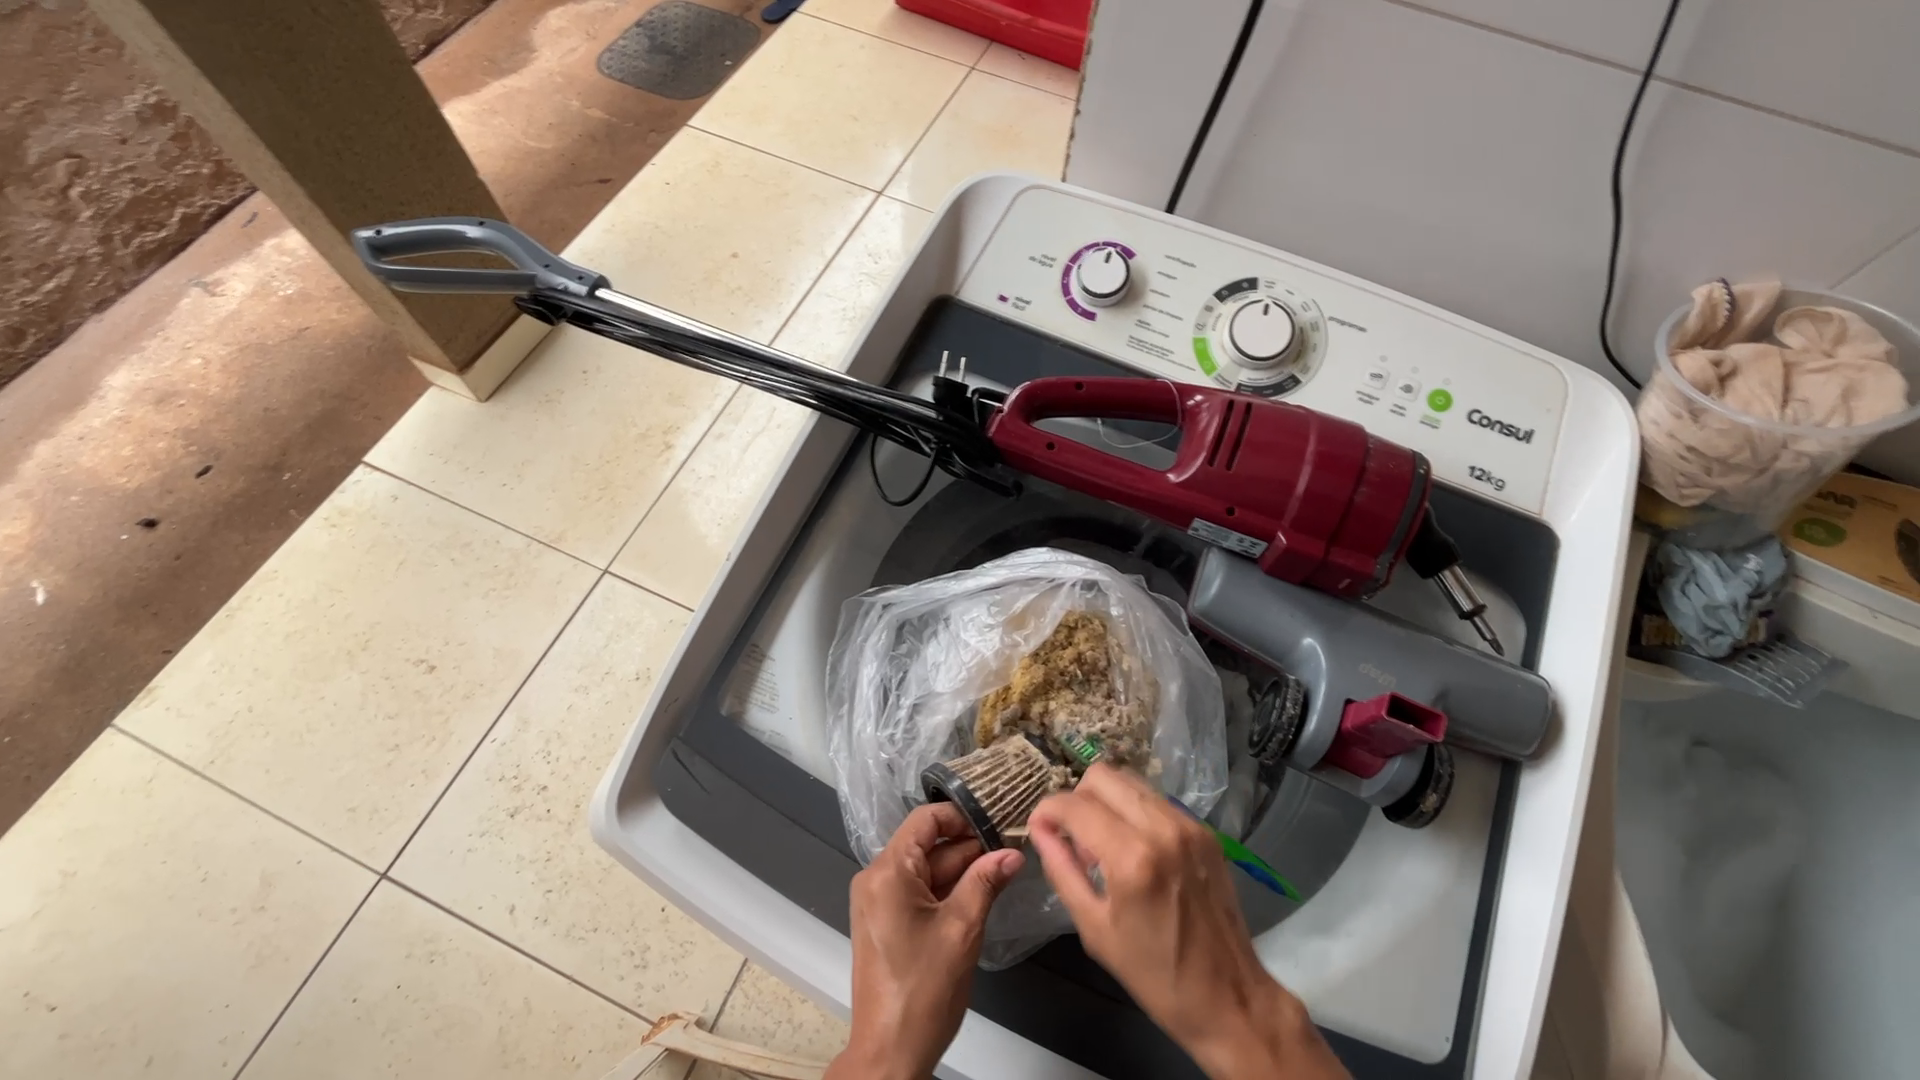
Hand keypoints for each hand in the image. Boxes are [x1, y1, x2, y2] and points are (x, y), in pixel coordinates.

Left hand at [827, 802, 1023, 1079]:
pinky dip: (948, 890)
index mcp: (887, 871)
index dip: (962, 815)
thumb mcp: (962, 930)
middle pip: (928, 845)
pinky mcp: (886, 922)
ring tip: (1006, 867)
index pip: (925, 819)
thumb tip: (1013, 852)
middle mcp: (876, 878)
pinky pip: (919, 891)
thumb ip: (986, 882)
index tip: (998, 820)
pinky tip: (982, 891)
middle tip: (1013, 846)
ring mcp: (879, 901)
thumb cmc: (924, 988)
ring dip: (963, 869)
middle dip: (969, 846)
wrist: (889, 1052)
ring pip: (927, 870)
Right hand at [1027, 766, 1348, 1079]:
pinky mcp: (1205, 832)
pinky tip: (1131, 848)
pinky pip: (1155, 801)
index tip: (1039, 830)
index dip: (1046, 811)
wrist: (1229, 998)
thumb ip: (1062, 871)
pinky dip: (1133, 812)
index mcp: (1132, 858)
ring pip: (1130, 781)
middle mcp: (1162, 828)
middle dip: (1076, 798)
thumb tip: (1040, 832)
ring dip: (1105, 801)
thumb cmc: (1155, 974)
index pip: (1074, 805)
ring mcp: (1189, 826)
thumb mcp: (1094, 928)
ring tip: (1102, 843)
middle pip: (1102, 776)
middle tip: (1073, 837)